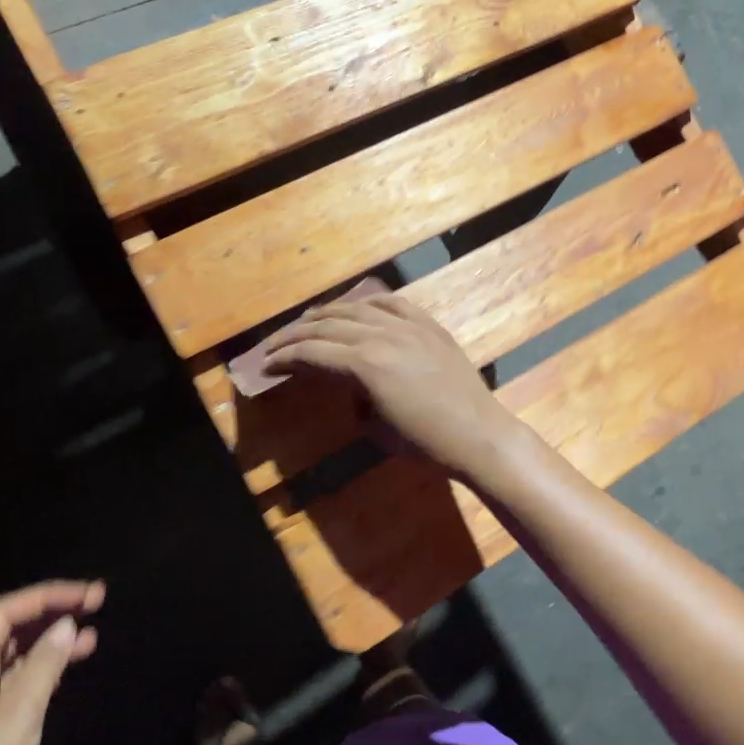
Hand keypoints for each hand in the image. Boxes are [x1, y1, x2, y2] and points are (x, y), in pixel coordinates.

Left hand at [0, 580, 105, 744]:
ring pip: (18, 653)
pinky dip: (48, 665)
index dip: (46, 596)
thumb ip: (43, 667)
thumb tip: (68, 623)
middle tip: (97, 601)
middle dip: (52, 611)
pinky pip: (21, 677)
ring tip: (94, 630)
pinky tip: (74, 661)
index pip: (3, 613)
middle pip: (10, 629)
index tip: (88, 594)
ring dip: (54, 638)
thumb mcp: (16, 718)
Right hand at [260, 294, 530, 478]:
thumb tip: (347, 380)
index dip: (285, 358)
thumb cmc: (423, 442)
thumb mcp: (374, 427)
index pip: (313, 353)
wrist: (477, 434)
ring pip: (358, 308)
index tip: (266, 364)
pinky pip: (393, 303)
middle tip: (275, 344)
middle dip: (296, 334)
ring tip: (308, 321)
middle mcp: (382, 335)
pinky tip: (358, 307)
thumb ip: (352, 395)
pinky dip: (369, 302)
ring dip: (328, 314)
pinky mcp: (429, 325)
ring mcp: (409, 325)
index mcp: (364, 364)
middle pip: (328, 326)